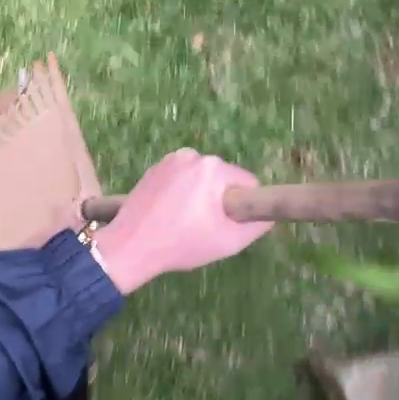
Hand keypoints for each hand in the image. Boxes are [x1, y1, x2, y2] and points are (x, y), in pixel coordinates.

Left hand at [92, 149, 272, 293]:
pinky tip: (170, 214)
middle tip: (204, 227)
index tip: (226, 225)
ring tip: (185, 222)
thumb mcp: (229, 241)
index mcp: (212, 167)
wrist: (131, 245)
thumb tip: (267, 215)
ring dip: (201, 197)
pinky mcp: (154, 167)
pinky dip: (182, 193)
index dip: (243, 208)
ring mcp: (170, 159)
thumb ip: (257, 226)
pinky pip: (182, 179)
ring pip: (202, 179)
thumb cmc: (182, 243)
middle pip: (223, 180)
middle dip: (220, 201)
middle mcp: (192, 154)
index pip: (247, 183)